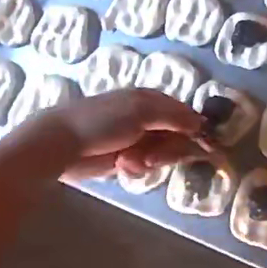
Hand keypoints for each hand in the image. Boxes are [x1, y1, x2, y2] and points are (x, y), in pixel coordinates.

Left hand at [5, 88, 204, 181]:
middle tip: (155, 157)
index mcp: (152, 99)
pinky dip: (138, 168)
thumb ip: (175, 116)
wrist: (61, 143)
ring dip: (152, 160)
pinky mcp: (126, 159)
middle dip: (169, 150)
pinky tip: (124, 167)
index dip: (195, 131)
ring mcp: (137, 139)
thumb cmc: (102, 120)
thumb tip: (202, 123)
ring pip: (163, 154)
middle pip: (177, 137)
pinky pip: (146, 165)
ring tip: (132, 162)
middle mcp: (148, 118)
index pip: (185, 115)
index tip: (205, 148)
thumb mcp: (142, 111)